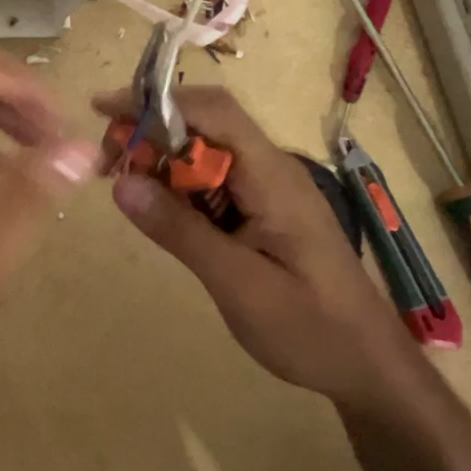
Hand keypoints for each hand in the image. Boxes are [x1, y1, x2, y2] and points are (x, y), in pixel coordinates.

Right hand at [96, 86, 416, 407]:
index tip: (102, 112)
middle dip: (149, 128)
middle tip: (107, 163)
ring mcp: (266, 190)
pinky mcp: (260, 212)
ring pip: (203, 151)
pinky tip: (153, 208)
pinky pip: (210, 181)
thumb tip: (121, 183)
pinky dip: (175, 184)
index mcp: (272, 178)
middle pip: (203, 123)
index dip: (156, 102)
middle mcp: (270, 171)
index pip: (212, 112)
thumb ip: (180, 231)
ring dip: (158, 157)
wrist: (368, 368)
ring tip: (120, 183)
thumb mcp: (238, 284)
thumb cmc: (310, 330)